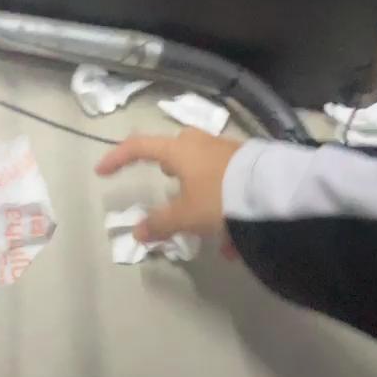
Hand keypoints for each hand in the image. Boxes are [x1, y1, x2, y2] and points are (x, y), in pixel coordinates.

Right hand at [94, 129, 244, 242]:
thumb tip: (136, 233)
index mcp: (176, 148)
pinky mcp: (244, 159)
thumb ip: (160, 223)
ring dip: (199, 196)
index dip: (117, 158)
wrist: (274, 191)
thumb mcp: (187, 215)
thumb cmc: (219, 196)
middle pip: (173, 153)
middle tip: (169, 192)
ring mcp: (222, 148)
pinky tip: (233, 234)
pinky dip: (220, 201)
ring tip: (209, 229)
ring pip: (201, 169)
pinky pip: (223, 179)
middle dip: (169, 173)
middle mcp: (196, 141)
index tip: (102, 172)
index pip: (136, 147)